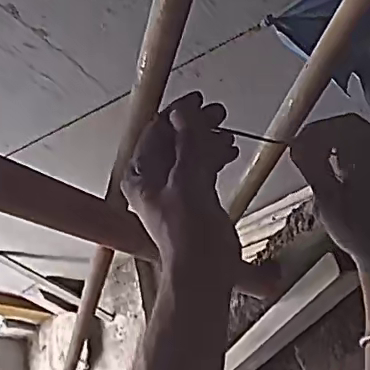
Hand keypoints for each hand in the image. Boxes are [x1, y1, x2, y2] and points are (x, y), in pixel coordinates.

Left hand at [124, 92, 240, 292]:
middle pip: (173, 141)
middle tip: (218, 113)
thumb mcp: (188, 180)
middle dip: (196, 125)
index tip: (198, 100)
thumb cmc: (189, 234)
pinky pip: (200, 169)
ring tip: (227, 132)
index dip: (177, 113)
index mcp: (140, 176)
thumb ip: (187, 143)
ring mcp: (173, 191)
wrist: (204, 270)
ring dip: (207, 140)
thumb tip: (183, 112)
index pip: (155, 132)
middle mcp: (152, 182)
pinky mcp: (192, 201)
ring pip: (188, 154)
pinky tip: (229, 151)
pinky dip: (213, 157)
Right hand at [291, 114, 369, 274]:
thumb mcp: (327, 200)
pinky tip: (338, 168)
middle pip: (353, 126)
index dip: (316, 130)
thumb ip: (312, 167)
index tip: (298, 142)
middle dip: (325, 134)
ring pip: (362, 136)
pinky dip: (350, 152)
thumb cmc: (358, 232)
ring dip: (337, 142)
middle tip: (304, 149)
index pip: (342, 126)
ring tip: (317, 160)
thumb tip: (296, 145)